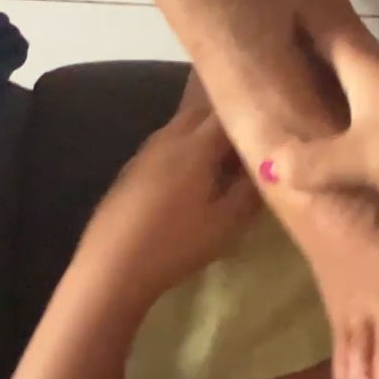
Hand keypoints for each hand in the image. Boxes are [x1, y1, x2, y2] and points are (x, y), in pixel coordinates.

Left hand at [74, 76, 261, 302]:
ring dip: (200, 139)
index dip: (248, 121)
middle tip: (242, 153)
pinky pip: (162, 148)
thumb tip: (265, 170)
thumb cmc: (176, 243)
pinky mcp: (129, 170)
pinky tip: (184, 185)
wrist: (113, 264)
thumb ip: (250, 192)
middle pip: (200, 114)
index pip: (227, 114)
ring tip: (217, 169)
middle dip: (223, 125)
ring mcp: (144, 152)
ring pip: (178, 129)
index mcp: (196, 145)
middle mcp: (168, 138)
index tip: (264, 138)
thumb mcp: (226, 224)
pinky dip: (180, 153)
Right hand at [263, 22, 378, 211]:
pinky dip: (359, 112)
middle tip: (274, 50)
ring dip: (336, 83)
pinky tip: (349, 132)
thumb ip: (313, 162)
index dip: (294, 6)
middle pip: (340, 48)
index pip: (320, 21)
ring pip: (362, 80)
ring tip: (304, 94)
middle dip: (309, 47)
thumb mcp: (358, 157)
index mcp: (362, 61)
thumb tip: (270, 165)